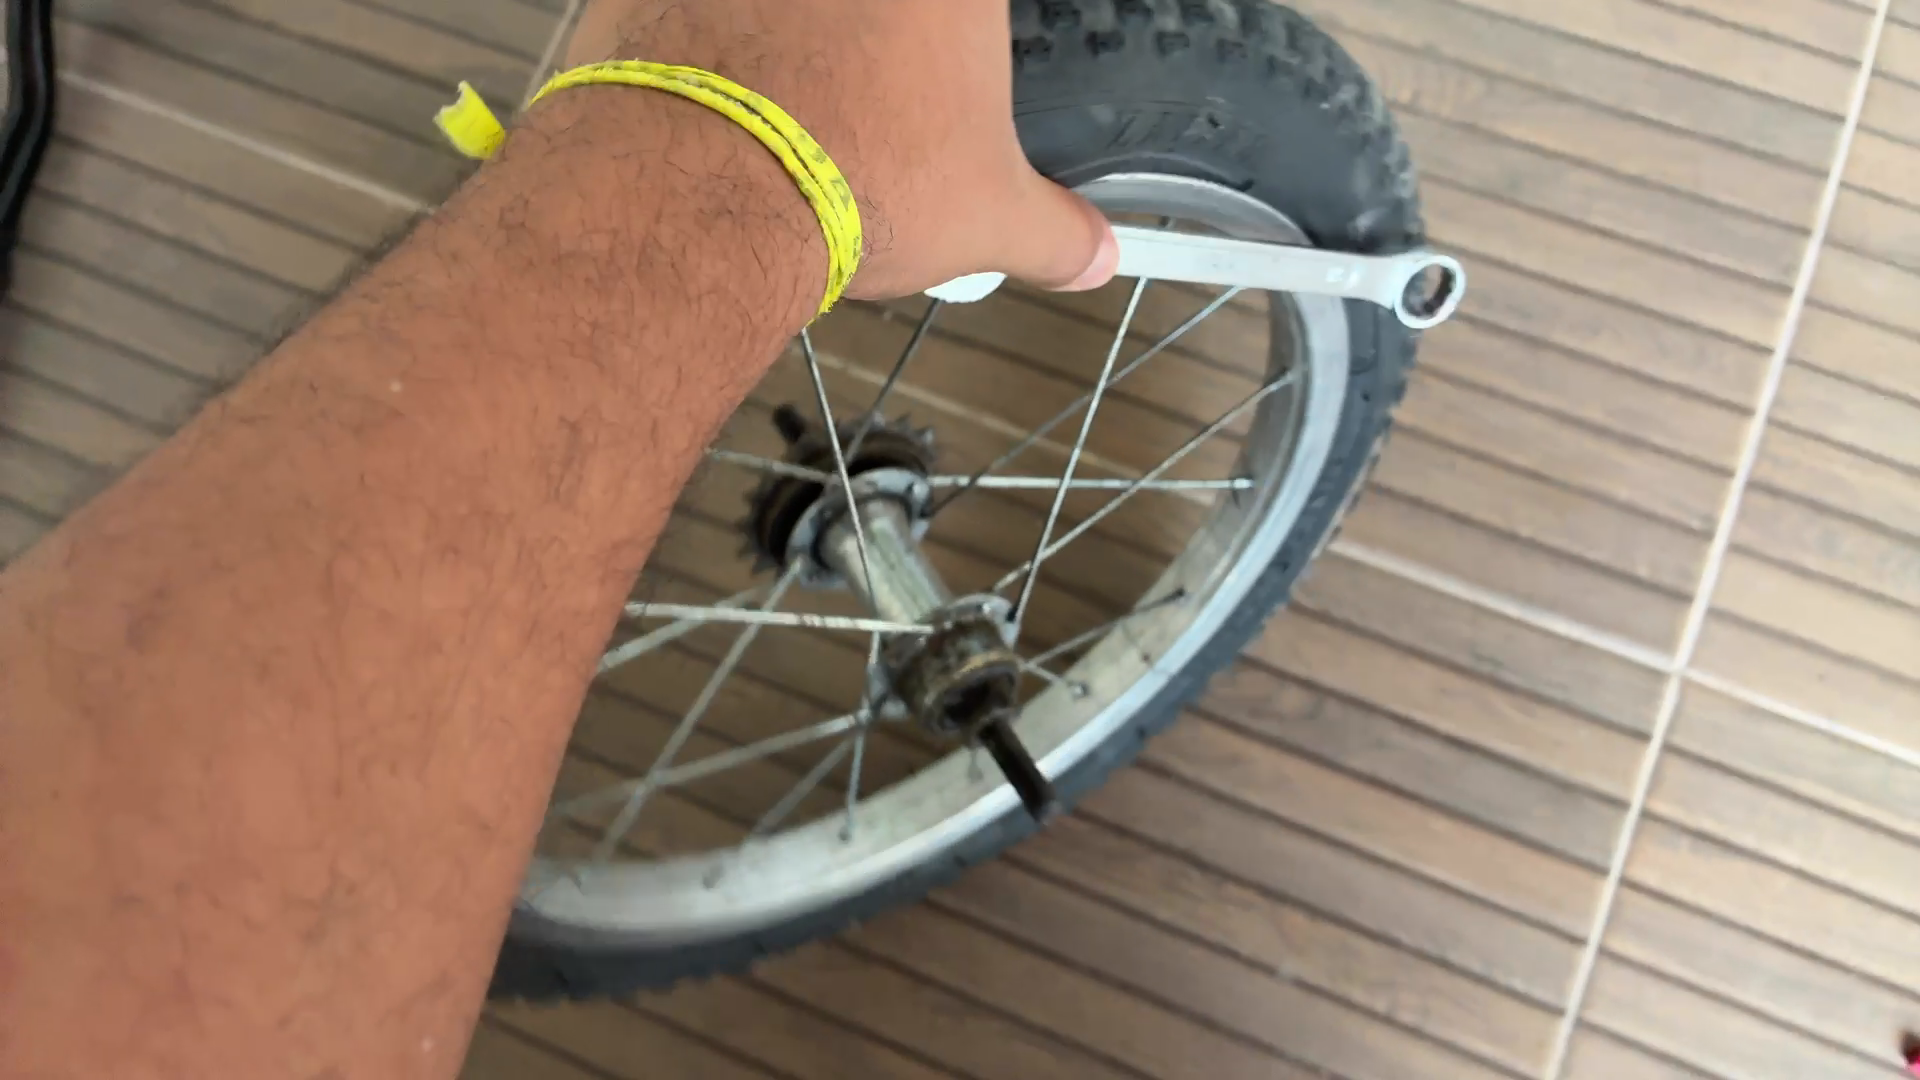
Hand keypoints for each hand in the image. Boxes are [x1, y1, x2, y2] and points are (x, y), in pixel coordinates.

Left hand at [563, 0, 1118, 299]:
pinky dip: (730, 35)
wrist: (722, 187)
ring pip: (806, 15)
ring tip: (804, 111)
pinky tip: (738, 95)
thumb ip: (1056, 234)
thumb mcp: (991, 221)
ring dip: (811, 42)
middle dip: (888, 50)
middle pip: (891, 19)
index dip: (962, 54)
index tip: (946, 103)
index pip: (975, 17)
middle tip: (875, 105)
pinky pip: (723, 13)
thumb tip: (1098, 258)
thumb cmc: (875, 182)